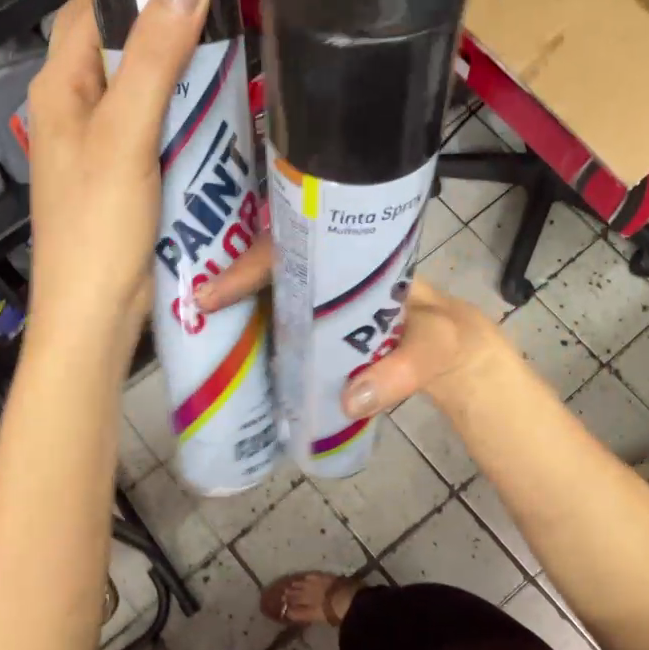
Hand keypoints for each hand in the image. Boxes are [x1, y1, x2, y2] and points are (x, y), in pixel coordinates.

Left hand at [23, 0, 211, 358]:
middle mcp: (76, 113)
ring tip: (239, 59)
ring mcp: (102, 153)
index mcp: (61, 89)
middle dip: (172, 31)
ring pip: (147, 96)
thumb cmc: (99, 226)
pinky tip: (224, 121)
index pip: (92, 7)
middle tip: (233, 16)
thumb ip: (156, 55)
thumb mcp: (126, 134)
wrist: (95, 319)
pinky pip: (160, 138)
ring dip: (186, 80)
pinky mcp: (128, 186)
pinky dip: (189, 124)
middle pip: (124, 50)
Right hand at [197, 236, 507, 418]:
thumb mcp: (434, 352)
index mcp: (356, 262)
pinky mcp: (324, 325)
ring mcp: (328, 299)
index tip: (211, 293)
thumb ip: (401, 373)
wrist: (457, 355)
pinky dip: (258, 328)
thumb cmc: (447, 341)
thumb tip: (349, 399)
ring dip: (238, 302)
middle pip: (274, 263)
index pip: (295, 250)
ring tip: (198, 324)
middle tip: (191, 302)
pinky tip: (234, 348)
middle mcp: (335, 274)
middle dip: (231, 275)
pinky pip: (284, 318)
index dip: (249, 266)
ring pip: (274, 289)